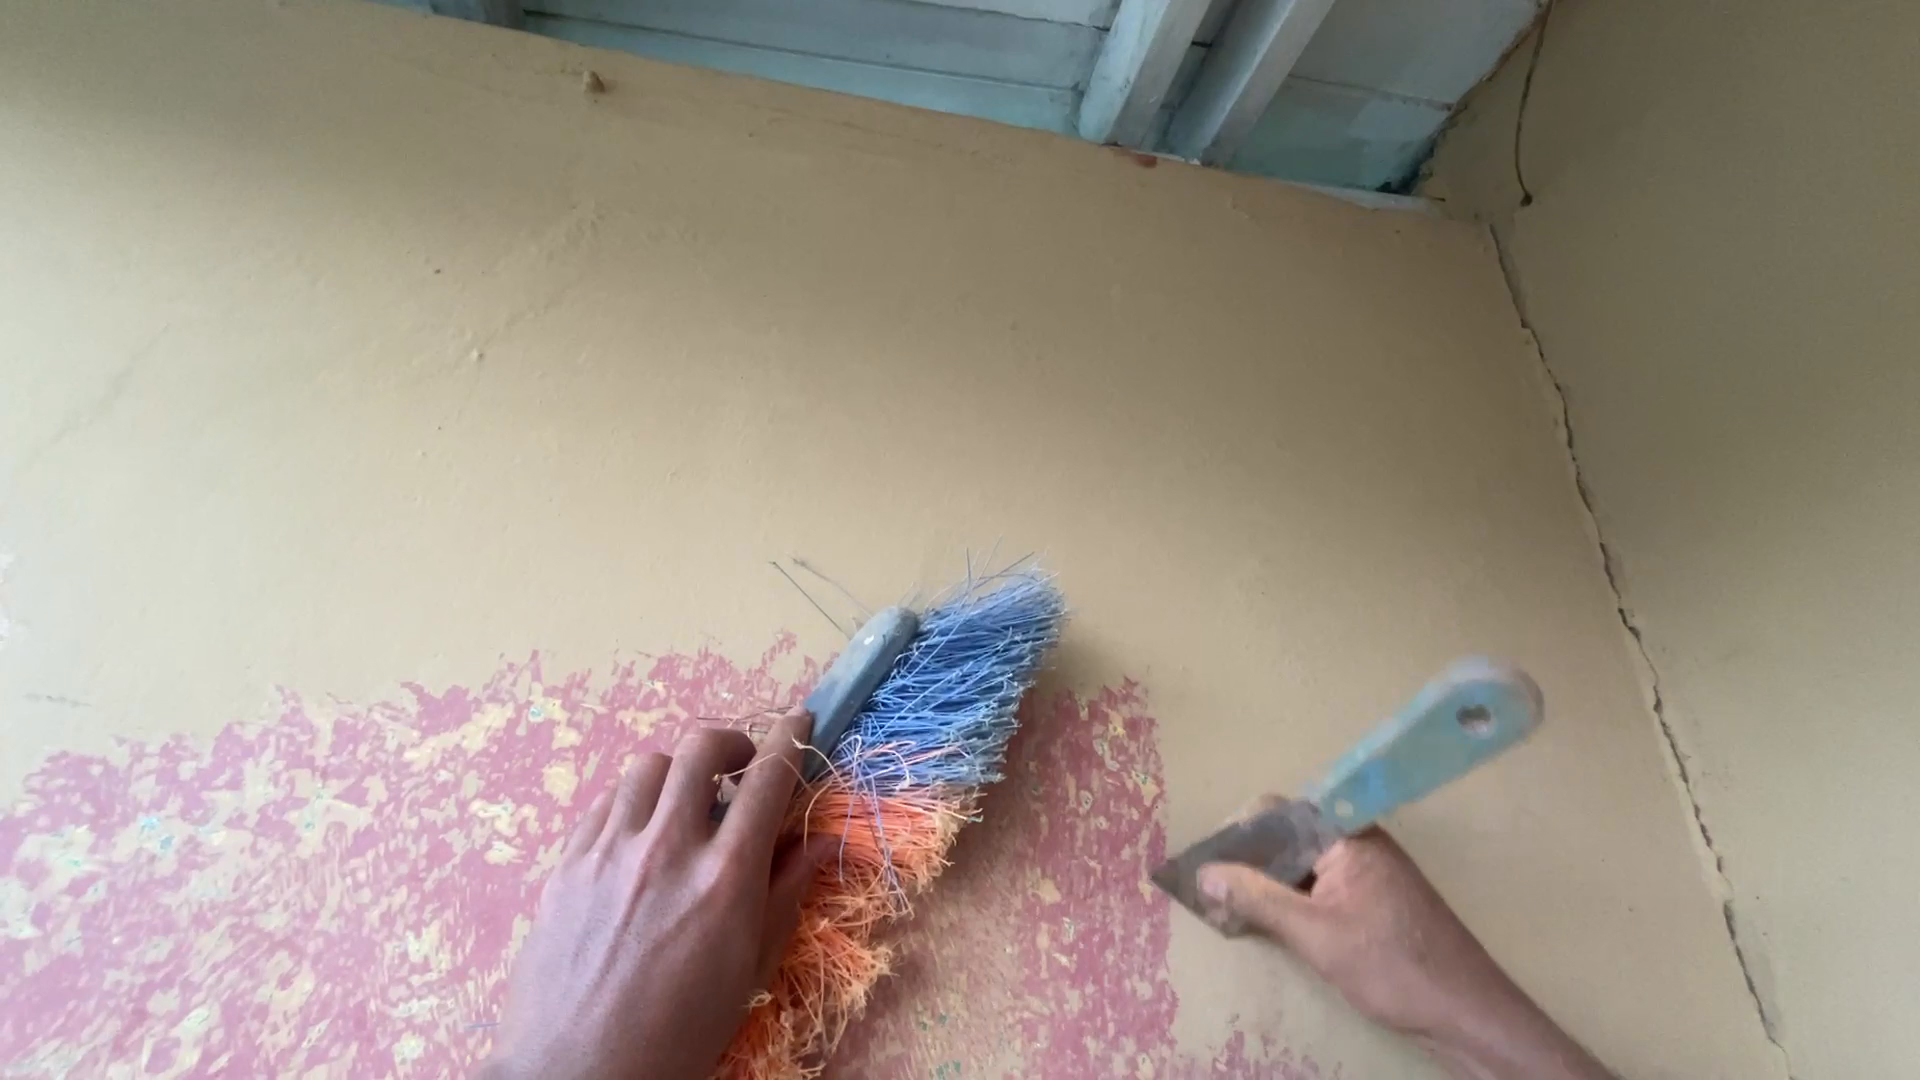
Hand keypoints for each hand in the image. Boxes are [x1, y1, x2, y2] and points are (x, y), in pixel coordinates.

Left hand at [482, 708, 830, 1079]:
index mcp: (725, 876)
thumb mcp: (751, 966)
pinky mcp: (566, 865)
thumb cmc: (682, 1029)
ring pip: (648, 765)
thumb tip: (824, 839)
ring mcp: (609, 852)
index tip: (799, 721)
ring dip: (678, 773)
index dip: (790, 738)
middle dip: (731, 742)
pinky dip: (632, 804)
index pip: (768, 777)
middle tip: (737, 767)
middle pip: (701, 748)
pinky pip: (604, 803)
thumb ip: (788, 890)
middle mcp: (668, 848)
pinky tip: (637, 837)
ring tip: (682, 805)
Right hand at [1197, 823, 1614, 1079]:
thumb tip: (1204, 873)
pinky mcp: (1374, 897)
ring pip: (1302, 862)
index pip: (1276, 811)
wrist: (1475, 1019)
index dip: (1238, 832)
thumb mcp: (1315, 934)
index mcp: (1346, 834)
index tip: (1209, 862)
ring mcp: (1369, 869)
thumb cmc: (1395, 967)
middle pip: (1287, 836)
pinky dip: (1292, 897)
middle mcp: (1357, 841)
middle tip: (1215, 888)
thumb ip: (1257, 898)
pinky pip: (1319, 883)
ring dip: (1269, 882)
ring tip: (1234, 906)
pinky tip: (1272, 920)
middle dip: (1249, 860)